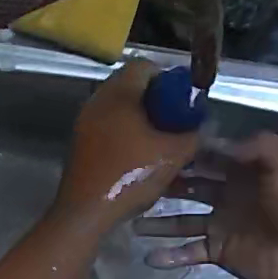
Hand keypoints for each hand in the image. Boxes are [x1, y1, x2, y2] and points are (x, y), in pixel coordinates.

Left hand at [52, 60, 203, 231]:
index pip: (144, 66)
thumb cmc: (130, 177)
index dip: (168, 78)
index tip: (183, 101)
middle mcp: (95, 103)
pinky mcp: (79, 144)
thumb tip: (197, 122)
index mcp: (116, 95)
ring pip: (119, 110)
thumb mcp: (174, 153)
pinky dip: (125, 135)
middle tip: (175, 123)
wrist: (84, 212)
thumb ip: (193, 131)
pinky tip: (140, 156)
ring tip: (160, 142)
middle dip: (156, 101)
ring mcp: (83, 124)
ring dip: (141, 121)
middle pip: (130, 88)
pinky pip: (108, 128)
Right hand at [134, 132, 277, 278]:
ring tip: (132, 223)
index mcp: (248, 171)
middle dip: (166, 184)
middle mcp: (231, 194)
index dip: (187, 153)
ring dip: (158, 222)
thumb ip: (253, 146)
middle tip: (136, 183)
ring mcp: (222, 224)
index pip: (211, 156)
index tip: (158, 149)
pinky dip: (169, 256)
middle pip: (191, 186)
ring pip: (182, 220)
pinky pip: (188, 251)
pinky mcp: (218, 250)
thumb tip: (212, 141)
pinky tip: (149, 257)